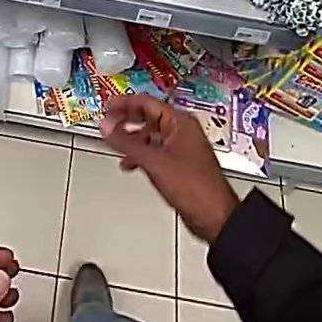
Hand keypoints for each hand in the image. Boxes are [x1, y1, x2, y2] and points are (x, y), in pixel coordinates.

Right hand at [99, 94, 239, 242]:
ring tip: (116, 143)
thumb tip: (107, 127)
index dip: (125, 103)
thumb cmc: (195, 188)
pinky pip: (155, 150)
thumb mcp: (154, 161)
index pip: (147, 103)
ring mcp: (182, 147)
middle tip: (109, 121)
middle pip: (149, 116)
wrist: (214, 218)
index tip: (109, 106)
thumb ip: (127, 143)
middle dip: (127, 119)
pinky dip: (140, 153)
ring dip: (132, 138)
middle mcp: (182, 131)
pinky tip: (130, 163)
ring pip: (151, 134)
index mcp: (180, 122)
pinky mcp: (180, 163)